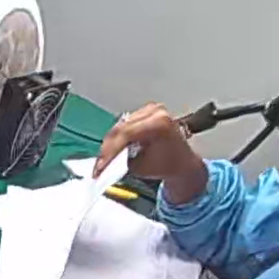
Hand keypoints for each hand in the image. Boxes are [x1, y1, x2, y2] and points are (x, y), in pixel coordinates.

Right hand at [93, 103, 208, 201]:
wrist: (181, 161)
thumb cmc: (166, 165)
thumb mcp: (140, 168)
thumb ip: (122, 162)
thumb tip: (107, 162)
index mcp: (159, 123)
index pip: (125, 134)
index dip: (108, 152)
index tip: (100, 168)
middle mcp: (155, 112)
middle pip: (120, 128)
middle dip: (106, 150)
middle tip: (98, 167)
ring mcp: (150, 110)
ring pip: (120, 126)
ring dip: (109, 144)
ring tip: (103, 161)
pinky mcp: (145, 112)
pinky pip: (124, 124)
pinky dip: (115, 138)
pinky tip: (110, 151)